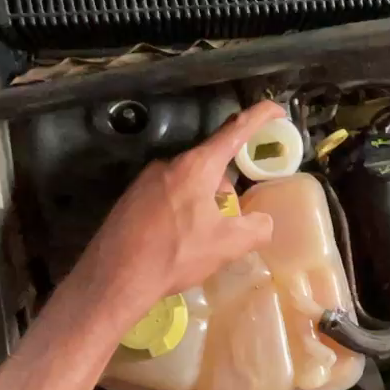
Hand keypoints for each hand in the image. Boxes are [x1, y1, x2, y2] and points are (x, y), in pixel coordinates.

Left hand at [72, 101, 287, 314]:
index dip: (260, 116)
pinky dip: (183, 210)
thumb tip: (263, 222)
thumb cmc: (175, 254)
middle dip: (227, 186)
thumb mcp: (228, 245)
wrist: (113, 279)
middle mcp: (170, 163)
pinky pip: (169, 195)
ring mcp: (146, 179)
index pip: (236, 130)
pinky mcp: (131, 198)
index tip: (277, 110)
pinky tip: (178, 241)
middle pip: (212, 164)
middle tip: (233, 220)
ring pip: (190, 182)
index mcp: (197, 166)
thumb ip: (256, 228)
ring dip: (204, 201)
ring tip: (203, 238)